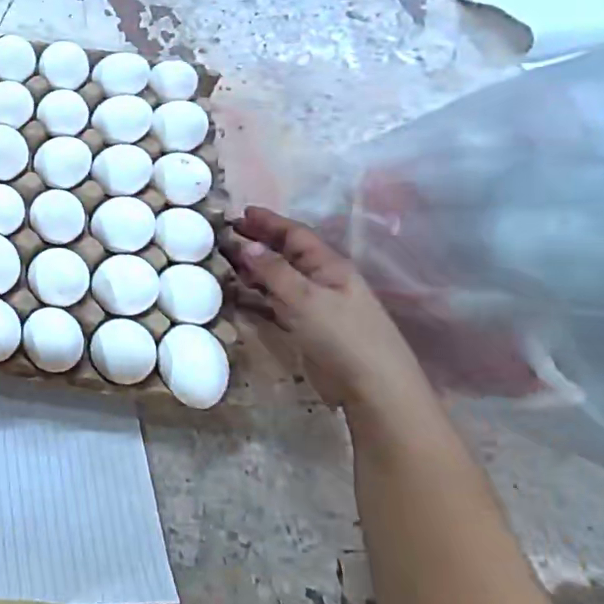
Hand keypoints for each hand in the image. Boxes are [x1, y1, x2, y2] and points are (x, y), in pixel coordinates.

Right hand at [221, 206, 429, 410]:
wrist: (375, 391)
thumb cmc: (343, 336)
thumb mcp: (305, 298)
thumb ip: (273, 271)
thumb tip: (245, 245)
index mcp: (329, 266)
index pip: (295, 234)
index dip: (269, 222)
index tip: (241, 212)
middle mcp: (323, 281)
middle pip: (287, 254)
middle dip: (259, 242)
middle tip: (227, 235)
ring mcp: (316, 306)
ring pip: (280, 279)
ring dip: (255, 270)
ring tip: (227, 263)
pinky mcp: (309, 330)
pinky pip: (276, 304)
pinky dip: (257, 297)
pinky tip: (238, 297)